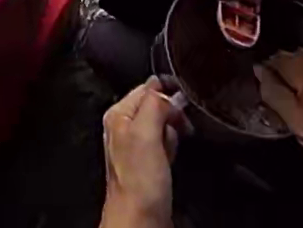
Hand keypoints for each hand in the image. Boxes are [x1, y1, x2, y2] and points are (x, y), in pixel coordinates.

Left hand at [100, 78, 187, 227]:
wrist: (140, 223)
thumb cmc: (140, 181)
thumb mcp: (145, 133)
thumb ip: (154, 106)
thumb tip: (167, 93)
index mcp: (118, 114)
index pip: (144, 88)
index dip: (165, 90)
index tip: (184, 94)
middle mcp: (124, 127)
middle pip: (153, 105)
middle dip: (170, 114)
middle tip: (179, 127)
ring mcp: (135, 147)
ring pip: (160, 126)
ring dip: (171, 133)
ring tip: (172, 146)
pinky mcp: (147, 165)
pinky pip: (163, 145)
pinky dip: (171, 148)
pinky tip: (171, 158)